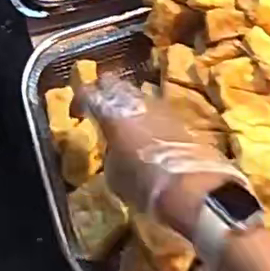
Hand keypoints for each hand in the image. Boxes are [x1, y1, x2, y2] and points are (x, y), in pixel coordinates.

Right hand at [73, 78, 245, 232]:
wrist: (193, 187)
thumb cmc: (146, 186)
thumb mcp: (115, 176)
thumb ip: (110, 153)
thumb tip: (114, 147)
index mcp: (114, 113)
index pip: (90, 92)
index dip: (79, 99)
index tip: (76, 113)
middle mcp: (136, 101)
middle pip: (114, 83)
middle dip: (103, 92)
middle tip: (98, 109)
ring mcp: (158, 104)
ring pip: (136, 92)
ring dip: (126, 103)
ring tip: (122, 122)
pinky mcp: (177, 114)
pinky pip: (153, 107)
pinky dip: (145, 114)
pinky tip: (145, 132)